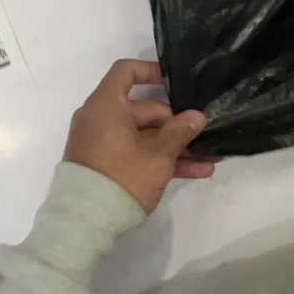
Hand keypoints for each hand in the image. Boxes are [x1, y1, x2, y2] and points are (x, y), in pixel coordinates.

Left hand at [64, 59, 214, 213]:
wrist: (85, 222)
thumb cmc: (122, 177)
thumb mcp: (158, 155)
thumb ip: (179, 133)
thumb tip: (196, 117)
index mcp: (106, 106)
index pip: (126, 72)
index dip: (151, 71)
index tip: (175, 83)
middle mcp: (100, 119)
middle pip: (143, 110)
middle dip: (175, 124)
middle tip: (203, 135)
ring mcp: (102, 144)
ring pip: (144, 136)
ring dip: (174, 146)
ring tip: (208, 157)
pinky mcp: (106, 165)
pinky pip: (137, 153)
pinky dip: (160, 160)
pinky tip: (194, 171)